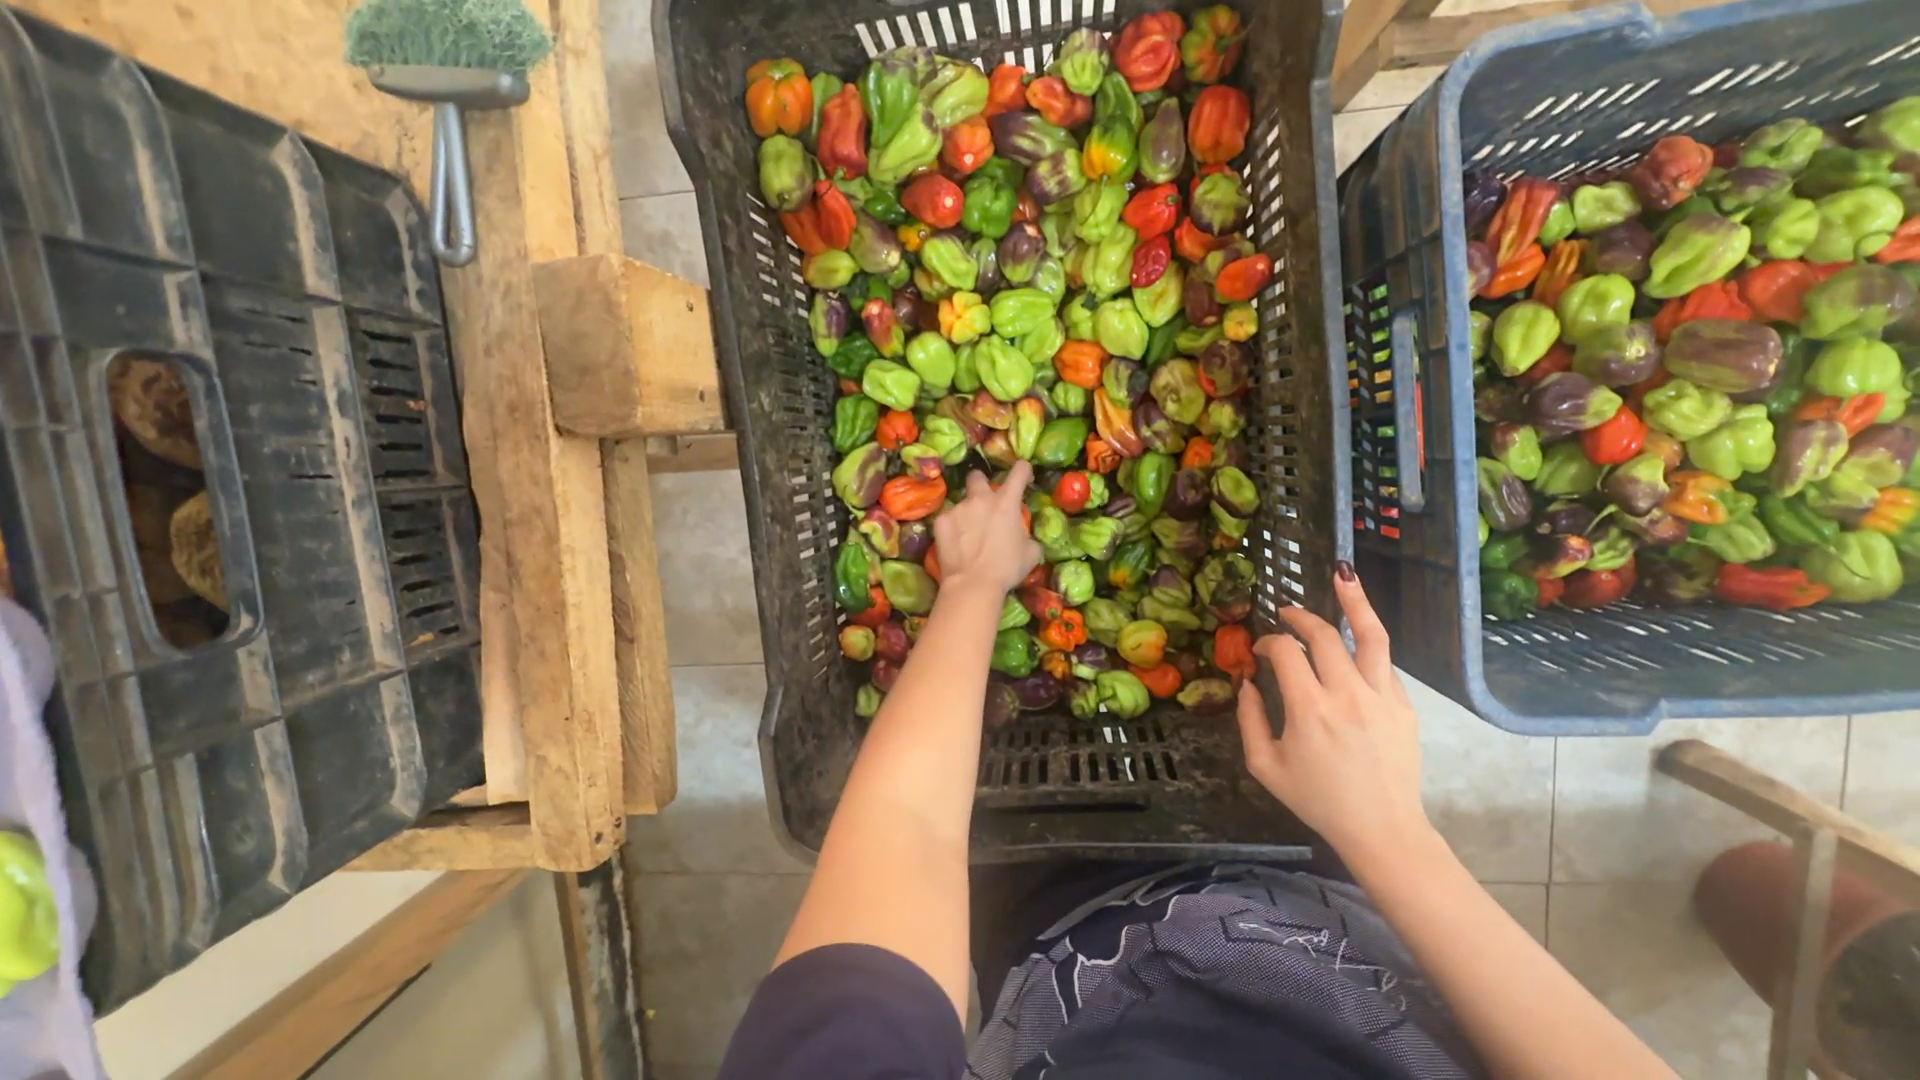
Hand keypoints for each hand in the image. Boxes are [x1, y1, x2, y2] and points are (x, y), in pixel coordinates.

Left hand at [931, 461, 1040, 598]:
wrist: (973, 584)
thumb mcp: (1031, 553)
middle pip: (977, 476)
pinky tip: (955, 544)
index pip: (1019, 472)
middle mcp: (980, 498)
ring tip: (968, 535)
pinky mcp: (940, 521)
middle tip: (983, 500)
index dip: (1023, 470)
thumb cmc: (1007, 568)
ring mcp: (958, 508)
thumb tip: (1024, 536)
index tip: (1024, 474)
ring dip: (967, 513)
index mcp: (1006, 502)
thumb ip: (1027, 536)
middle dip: (981, 483)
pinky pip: (948, 519)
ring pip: (962, 503)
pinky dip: (952, 528)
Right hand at [1234, 565, 1429, 863]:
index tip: (1260, 652)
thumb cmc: (1316, 800)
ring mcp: (1383, 697)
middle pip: (1324, 635)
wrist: (1382, 828)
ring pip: (1371, 635)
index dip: (1268, 642)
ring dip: (1354, 601)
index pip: (1286, 652)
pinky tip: (1354, 647)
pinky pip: (1384, 665)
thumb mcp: (1265, 766)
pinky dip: (1367, 648)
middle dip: (1300, 617)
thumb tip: (1246, 683)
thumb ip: (1249, 720)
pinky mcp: (1405, 706)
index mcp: (1309, 709)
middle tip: (1286, 614)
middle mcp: (1347, 694)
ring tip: (1342, 575)